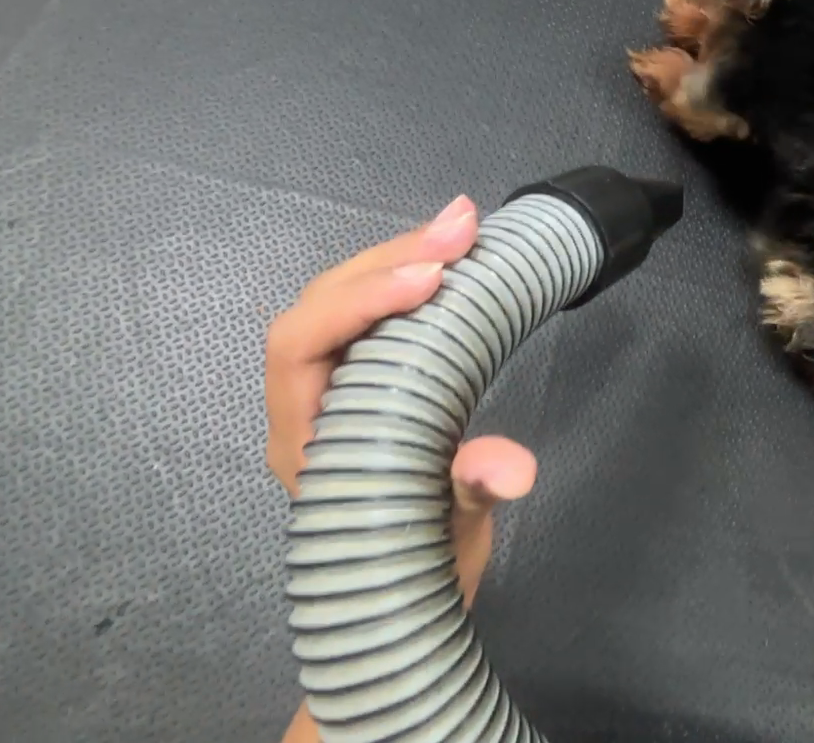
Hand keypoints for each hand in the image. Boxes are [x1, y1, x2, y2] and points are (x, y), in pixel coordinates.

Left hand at [266, 196, 536, 742]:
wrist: (410, 586)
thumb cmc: (417, 563)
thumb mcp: (450, 534)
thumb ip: (470, 494)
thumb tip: (513, 466)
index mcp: (307, 443)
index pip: (299, 347)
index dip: (358, 302)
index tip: (432, 280)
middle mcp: (310, 403)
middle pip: (323, 305)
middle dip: (391, 258)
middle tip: (464, 228)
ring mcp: (338, 384)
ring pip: (347, 297)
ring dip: (403, 254)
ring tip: (464, 228)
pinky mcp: (371, 373)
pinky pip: (377, 310)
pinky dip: (413, 273)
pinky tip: (452, 256)